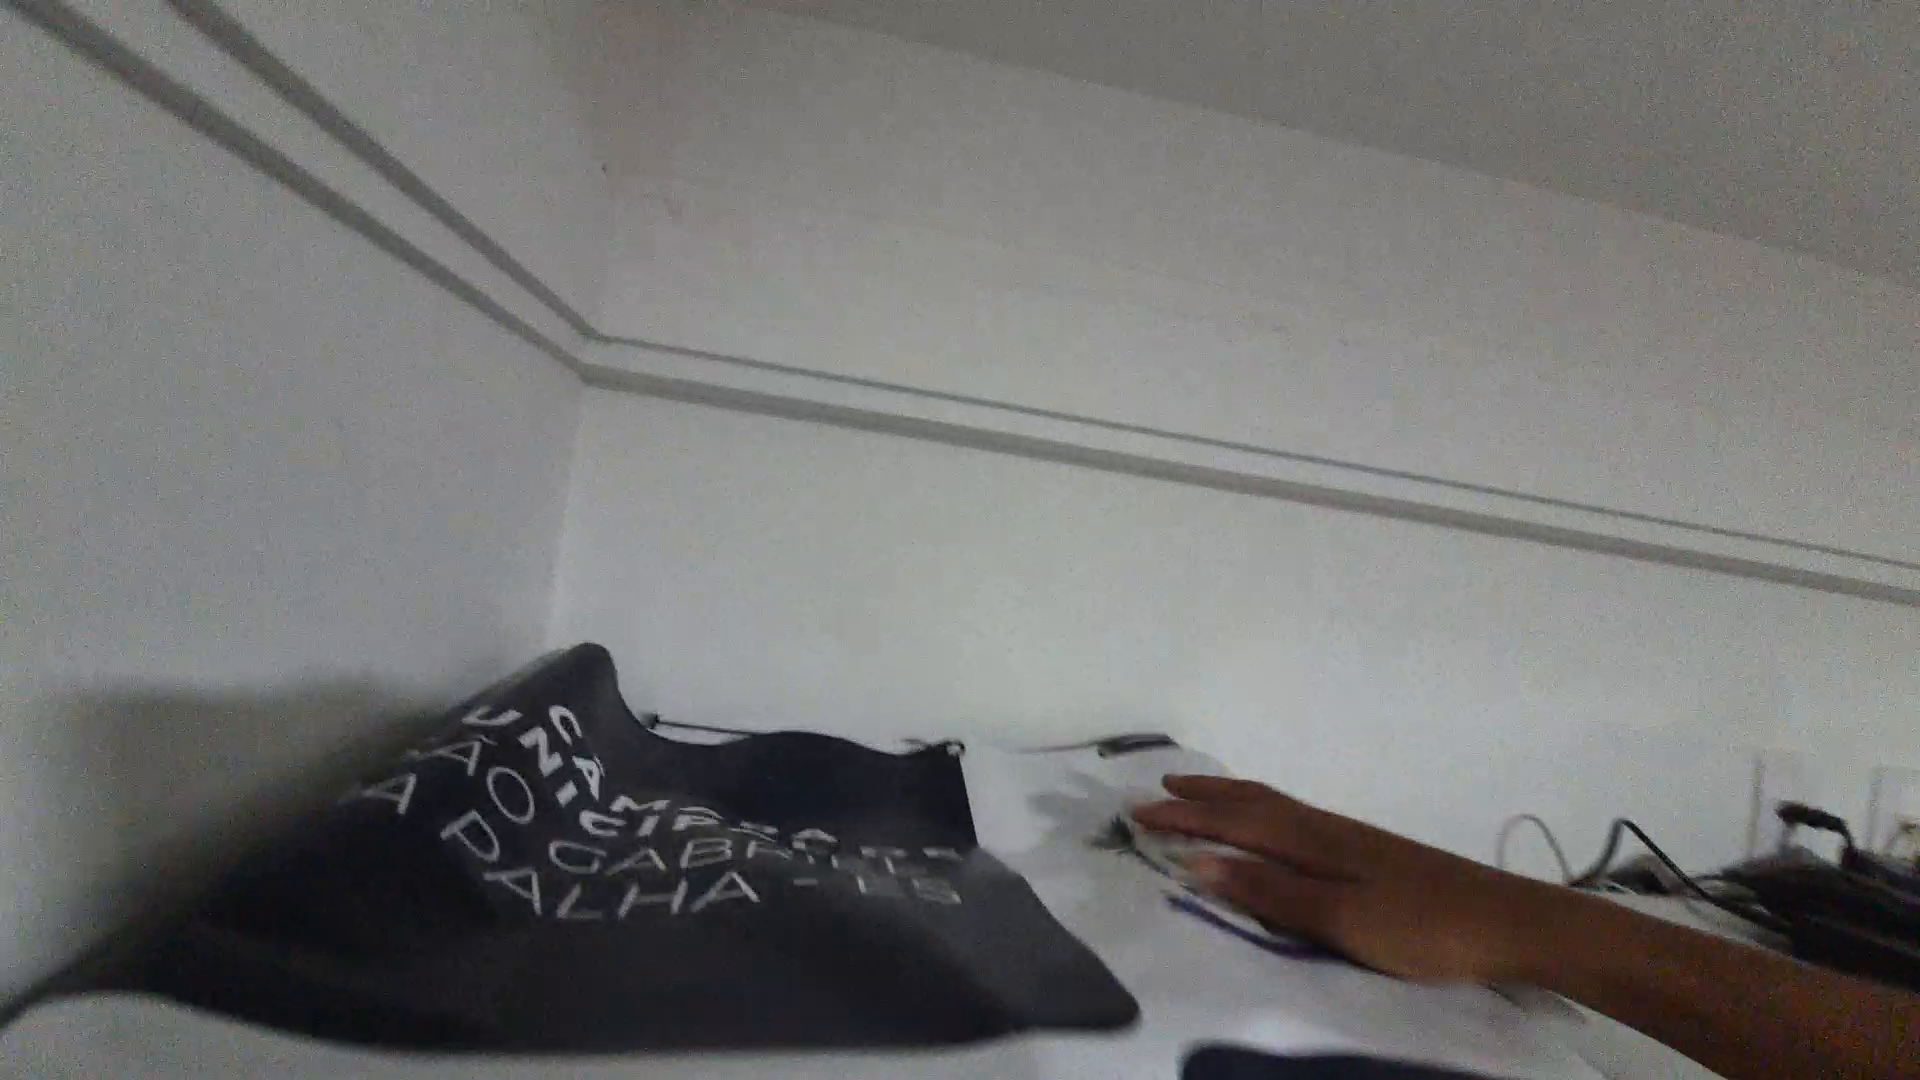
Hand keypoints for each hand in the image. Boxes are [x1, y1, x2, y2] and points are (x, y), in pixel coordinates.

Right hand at [1132, 775, 1568, 983]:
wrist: (1505, 920)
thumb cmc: (1418, 925)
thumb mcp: (1338, 917)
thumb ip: (1268, 889)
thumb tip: (1199, 861)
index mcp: (1304, 839)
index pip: (1228, 822)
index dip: (1182, 817)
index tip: (1137, 812)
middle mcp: (1315, 825)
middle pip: (1245, 800)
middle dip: (1199, 795)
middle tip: (1158, 788)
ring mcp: (1340, 833)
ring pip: (1267, 802)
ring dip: (1226, 795)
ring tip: (1198, 792)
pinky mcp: (1359, 846)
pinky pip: (1286, 812)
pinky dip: (1256, 805)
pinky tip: (1267, 822)